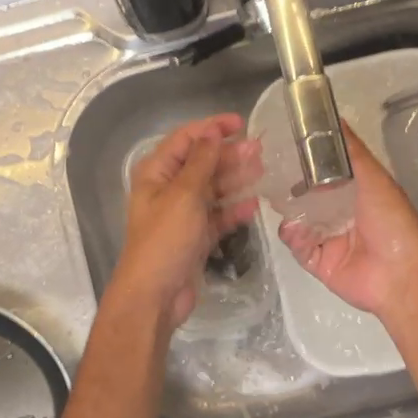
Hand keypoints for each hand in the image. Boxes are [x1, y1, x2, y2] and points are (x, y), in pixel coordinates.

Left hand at [111, 113, 261, 329]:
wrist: (155, 294)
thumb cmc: (165, 240)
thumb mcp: (183, 195)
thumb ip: (201, 162)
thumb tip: (212, 133)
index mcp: (156, 173)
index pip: (186, 139)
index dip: (212, 128)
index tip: (240, 124)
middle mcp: (168, 190)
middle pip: (201, 163)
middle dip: (229, 155)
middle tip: (260, 150)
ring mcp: (182, 215)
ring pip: (212, 190)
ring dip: (235, 180)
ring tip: (262, 171)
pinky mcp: (195, 237)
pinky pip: (217, 217)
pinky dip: (233, 210)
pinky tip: (254, 205)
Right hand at [277, 124, 417, 319]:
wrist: (397, 273)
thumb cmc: (391, 221)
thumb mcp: (374, 178)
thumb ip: (351, 151)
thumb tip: (334, 117)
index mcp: (358, 195)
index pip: (327, 175)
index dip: (308, 163)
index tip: (286, 149)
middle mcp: (343, 216)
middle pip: (310, 199)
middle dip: (292, 189)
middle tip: (271, 175)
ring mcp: (330, 241)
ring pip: (300, 222)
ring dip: (291, 212)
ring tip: (280, 202)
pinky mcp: (320, 263)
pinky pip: (299, 248)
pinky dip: (294, 237)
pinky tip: (294, 229)